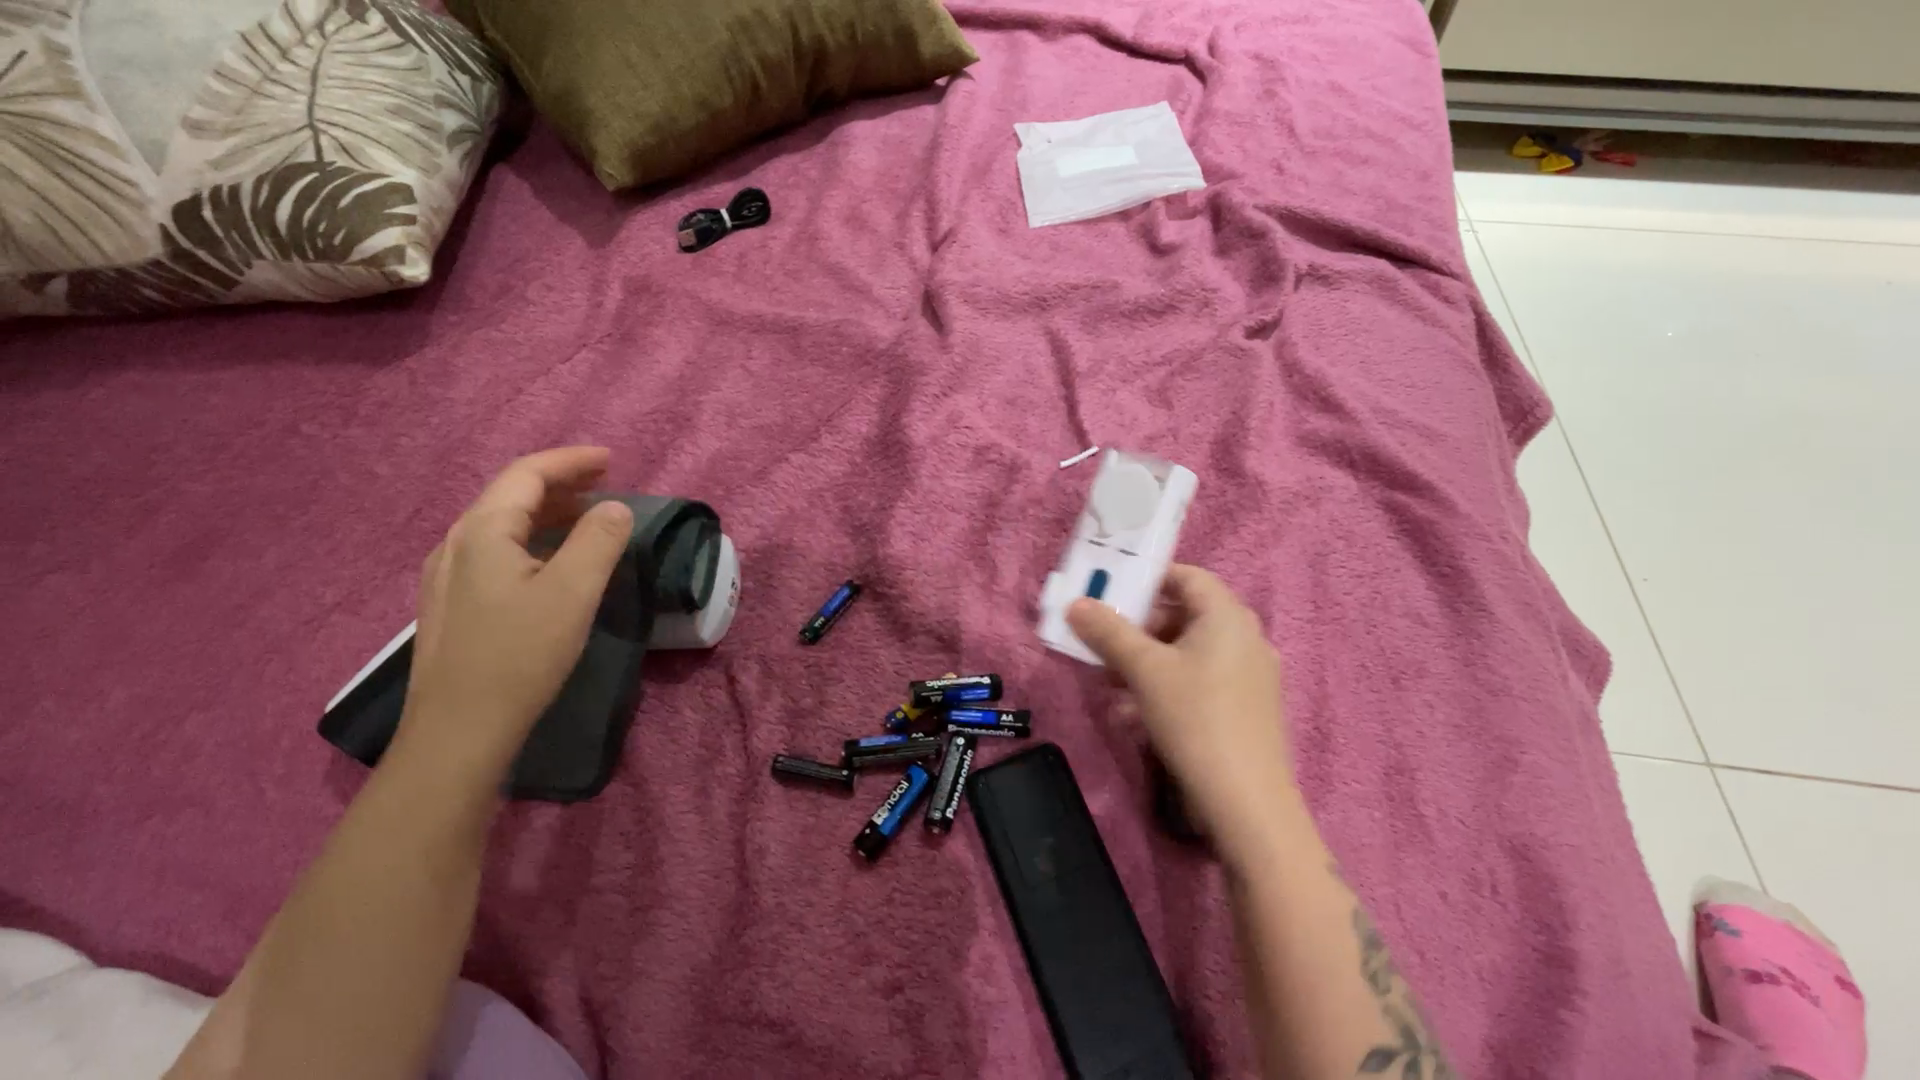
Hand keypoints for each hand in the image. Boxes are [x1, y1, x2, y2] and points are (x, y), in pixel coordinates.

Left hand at [392, 447, 634, 780]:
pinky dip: (531, 540)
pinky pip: (494, 552)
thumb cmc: (520, 656)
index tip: (612, 459)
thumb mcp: (573, 593)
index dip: (571, 460)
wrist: (458, 731)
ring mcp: (446, 576)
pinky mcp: (450, 606)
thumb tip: (615, 507)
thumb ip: (599, 541)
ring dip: (546, 513)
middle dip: (561, 483)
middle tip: (605, 485)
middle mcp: (456, 543)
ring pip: (501, 525)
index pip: (527, 473)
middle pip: (510, 494)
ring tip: (586, 520)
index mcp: (483, 530)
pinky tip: (549, 564)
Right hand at [1066, 565, 1296, 856]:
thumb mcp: (1144, 671)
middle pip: (1184, 616)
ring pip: (1187, 654)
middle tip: (1102, 644)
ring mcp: (1249, 676)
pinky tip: (1135, 717)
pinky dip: (1166, 688)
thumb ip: (1108, 633)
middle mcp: (1245, 638)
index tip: (1110, 594)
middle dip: (1137, 629)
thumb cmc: (1195, 718)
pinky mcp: (1246, 709)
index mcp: (1227, 616)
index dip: (1147, 579)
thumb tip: (1077, 603)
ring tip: (1110, 686)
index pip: (1187, 576)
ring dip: (1145, 663)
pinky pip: (1200, 682)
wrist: (1246, 800)